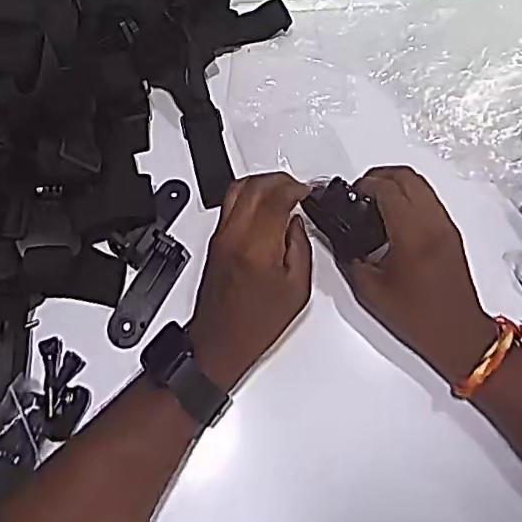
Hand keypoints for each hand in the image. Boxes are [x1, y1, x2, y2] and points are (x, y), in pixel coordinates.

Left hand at [187, 173, 312, 388]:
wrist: (219, 341)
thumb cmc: (255, 324)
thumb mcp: (296, 289)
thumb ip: (300, 247)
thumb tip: (297, 221)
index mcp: (258, 247)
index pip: (275, 197)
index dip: (295, 187)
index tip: (306, 191)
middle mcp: (235, 235)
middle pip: (255, 186)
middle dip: (280, 180)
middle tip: (297, 188)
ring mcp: (221, 235)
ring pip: (238, 189)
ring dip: (262, 183)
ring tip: (282, 191)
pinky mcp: (214, 239)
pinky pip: (230, 203)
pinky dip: (249, 194)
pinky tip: (265, 204)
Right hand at [339, 166, 497, 386]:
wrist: (460, 338)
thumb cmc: (421, 320)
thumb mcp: (369, 290)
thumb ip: (348, 255)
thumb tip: (337, 235)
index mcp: (413, 236)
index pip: (387, 188)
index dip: (363, 185)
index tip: (350, 194)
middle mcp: (433, 225)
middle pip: (405, 176)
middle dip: (378, 176)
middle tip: (360, 190)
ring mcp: (445, 227)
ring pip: (420, 183)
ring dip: (394, 183)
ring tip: (374, 200)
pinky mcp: (451, 233)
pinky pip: (428, 198)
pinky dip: (408, 195)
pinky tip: (392, 214)